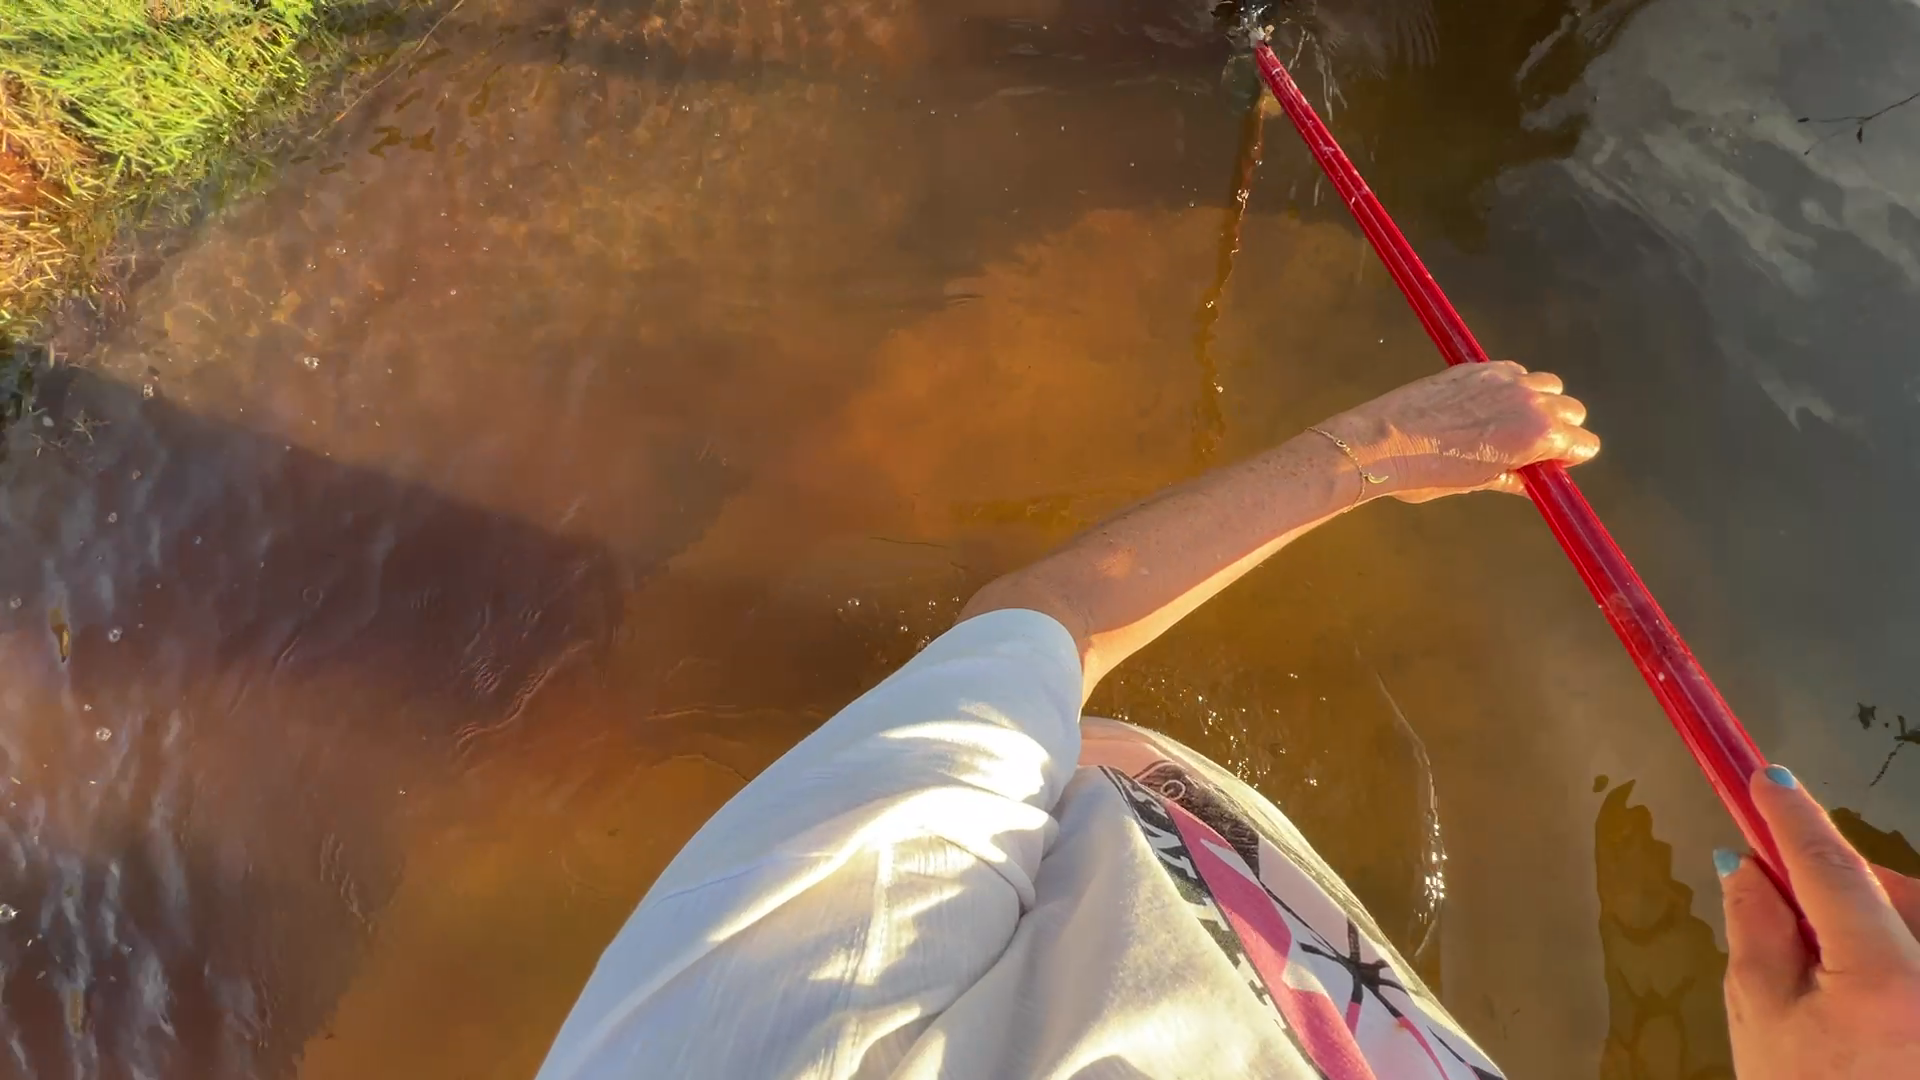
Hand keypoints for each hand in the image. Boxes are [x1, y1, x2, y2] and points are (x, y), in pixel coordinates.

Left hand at [1317, 361, 1598, 502]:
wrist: (1377, 443)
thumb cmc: (1422, 473)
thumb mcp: (1472, 483)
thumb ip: (1508, 479)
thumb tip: (1528, 483)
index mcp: (1539, 437)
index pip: (1584, 444)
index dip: (1565, 457)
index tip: (1543, 465)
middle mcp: (1531, 402)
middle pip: (1570, 410)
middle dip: (1555, 427)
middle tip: (1521, 445)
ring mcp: (1504, 380)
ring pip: (1545, 385)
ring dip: (1534, 401)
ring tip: (1499, 422)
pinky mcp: (1477, 368)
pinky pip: (1511, 371)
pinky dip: (1506, 385)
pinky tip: (1477, 403)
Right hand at [1717, 765, 1919, 1079]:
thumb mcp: (1757, 1009)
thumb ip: (1754, 926)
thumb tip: (1746, 862)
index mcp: (1889, 981)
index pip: (1832, 869)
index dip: (1793, 817)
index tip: (1766, 776)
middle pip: (1904, 895)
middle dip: (1849, 883)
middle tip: (1792, 901)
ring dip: (1881, 917)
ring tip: (1838, 965)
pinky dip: (1902, 945)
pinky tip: (1878, 989)